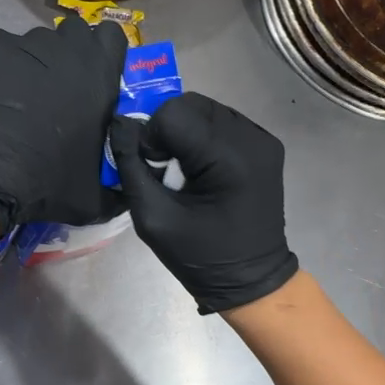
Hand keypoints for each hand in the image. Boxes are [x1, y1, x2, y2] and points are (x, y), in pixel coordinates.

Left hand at [0, 17, 127, 232]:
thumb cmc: (50, 182)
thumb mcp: (95, 195)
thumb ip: (117, 185)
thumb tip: (127, 192)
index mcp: (102, 74)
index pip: (113, 37)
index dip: (103, 54)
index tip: (92, 77)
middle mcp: (70, 49)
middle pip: (75, 34)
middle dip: (68, 53)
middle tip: (56, 87)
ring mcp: (30, 44)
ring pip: (37, 42)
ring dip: (34, 62)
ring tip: (19, 95)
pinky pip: (2, 48)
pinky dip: (0, 64)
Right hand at [110, 93, 297, 314]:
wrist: (250, 279)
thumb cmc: (199, 257)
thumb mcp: (152, 218)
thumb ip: (131, 167)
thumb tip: (119, 125)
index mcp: (228, 159)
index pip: (174, 113)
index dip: (151, 136)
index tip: (151, 168)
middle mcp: (251, 138)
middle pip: (190, 104)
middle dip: (166, 130)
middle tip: (163, 168)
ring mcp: (263, 139)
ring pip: (205, 109)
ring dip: (183, 132)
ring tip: (183, 170)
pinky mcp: (265, 145)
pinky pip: (222, 122)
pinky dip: (202, 137)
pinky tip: (201, 169)